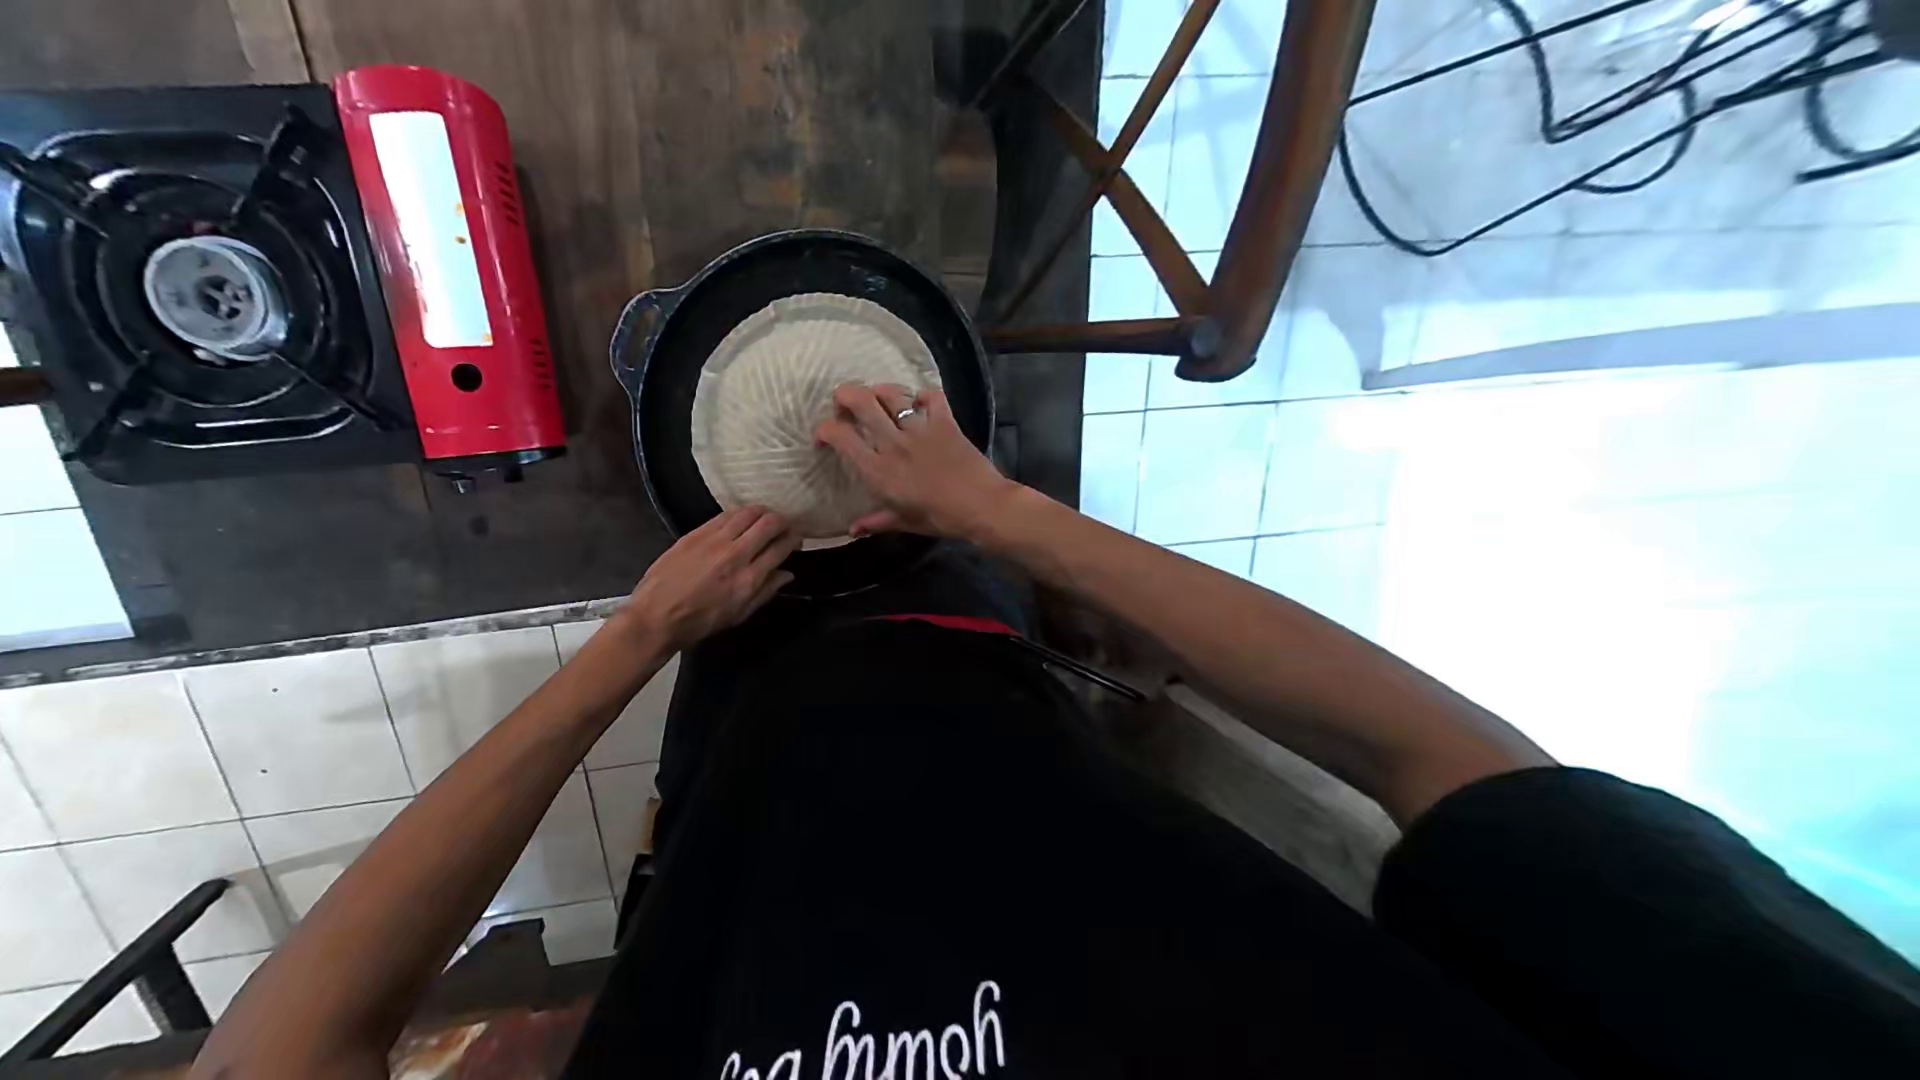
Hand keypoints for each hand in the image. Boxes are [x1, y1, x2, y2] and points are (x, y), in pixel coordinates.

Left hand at [621, 506, 798, 650]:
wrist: (656, 616)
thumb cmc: (701, 621)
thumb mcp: (740, 614)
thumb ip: (766, 591)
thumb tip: (787, 573)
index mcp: (750, 578)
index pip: (781, 547)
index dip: (794, 539)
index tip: (795, 541)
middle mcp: (736, 554)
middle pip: (769, 523)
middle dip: (782, 522)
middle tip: (782, 528)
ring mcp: (714, 540)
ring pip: (748, 512)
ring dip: (762, 513)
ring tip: (763, 520)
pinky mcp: (696, 533)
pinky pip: (725, 515)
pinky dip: (739, 514)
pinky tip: (740, 520)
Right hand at [813, 382, 1017, 539]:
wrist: (981, 506)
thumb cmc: (939, 518)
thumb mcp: (904, 522)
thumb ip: (876, 522)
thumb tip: (852, 529)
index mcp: (878, 470)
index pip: (840, 436)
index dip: (825, 429)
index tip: (825, 436)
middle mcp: (894, 443)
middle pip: (860, 401)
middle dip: (845, 394)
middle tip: (845, 403)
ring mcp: (920, 429)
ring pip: (891, 392)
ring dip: (879, 391)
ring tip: (878, 399)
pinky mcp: (945, 421)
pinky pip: (931, 395)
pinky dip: (924, 394)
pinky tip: (920, 402)